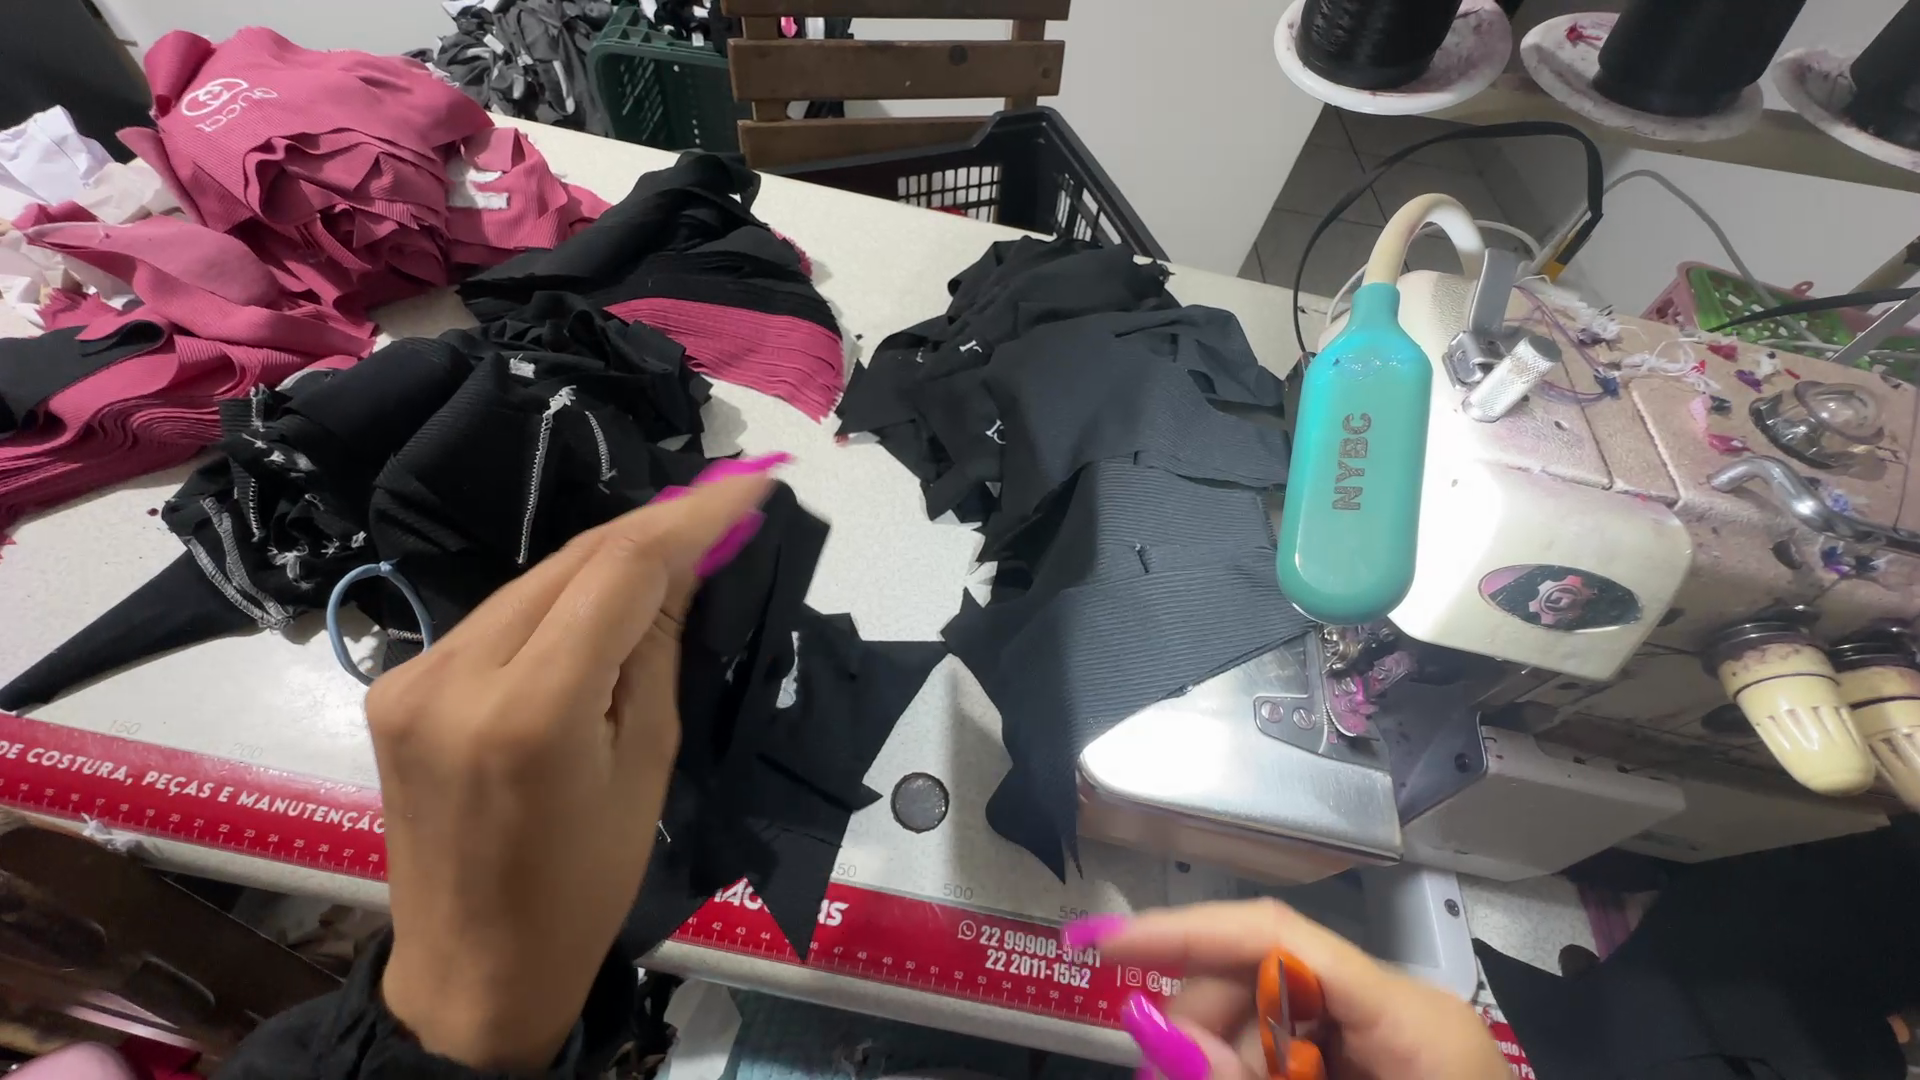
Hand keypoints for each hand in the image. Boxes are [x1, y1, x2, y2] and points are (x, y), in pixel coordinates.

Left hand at [370, 469, 775, 1071]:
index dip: (692, 516)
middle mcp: (454, 673)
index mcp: (531, 710)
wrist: (474, 965)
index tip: (749, 484)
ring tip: (682, 543)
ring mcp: (414, 673)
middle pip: (575, 559)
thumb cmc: (590, 878)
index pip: (620, 571)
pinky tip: (610, 597)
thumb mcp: (651, 758)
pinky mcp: (401, 680)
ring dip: (615, 555)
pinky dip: (569, 592)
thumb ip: (658, 644)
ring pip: (540, 578)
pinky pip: (506, 612)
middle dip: (659, 524)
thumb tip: (688, 561)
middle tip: (726, 504)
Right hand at [1066, 900, 1507, 1079]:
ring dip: (1225, 1051)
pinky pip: (1289, 1039)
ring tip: (1203, 1076)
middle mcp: (1396, 1004)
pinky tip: (1236, 1077)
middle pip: (1263, 970)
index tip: (1106, 943)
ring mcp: (1389, 1030)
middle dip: (1202, 1017)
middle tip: (1161, 1065)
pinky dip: (1253, 1065)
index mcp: (1408, 1017)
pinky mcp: (1378, 1056)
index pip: (1276, 934)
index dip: (1184, 931)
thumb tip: (1158, 1032)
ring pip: (1268, 1007)